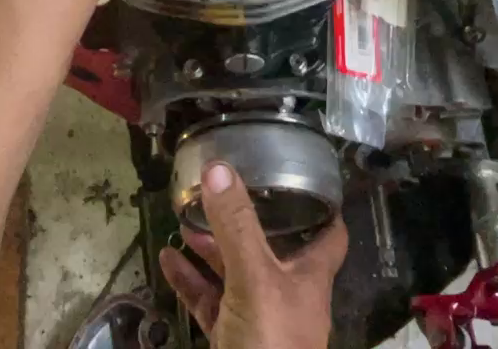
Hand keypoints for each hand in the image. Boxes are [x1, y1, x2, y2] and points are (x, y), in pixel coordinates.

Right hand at [160, 163, 348, 348]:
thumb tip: (218, 167)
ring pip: (235, 272)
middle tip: (221, 188)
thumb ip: (236, 227)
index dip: (321, 205)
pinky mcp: (231, 341)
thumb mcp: (255, 279)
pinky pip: (211, 303)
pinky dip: (191, 281)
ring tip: (184, 218)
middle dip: (245, 220)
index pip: (329, 234)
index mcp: (309, 278)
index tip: (302, 174)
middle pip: (271, 247)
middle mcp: (288, 295)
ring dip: (211, 247)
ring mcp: (258, 320)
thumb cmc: (271, 344)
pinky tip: (168, 259)